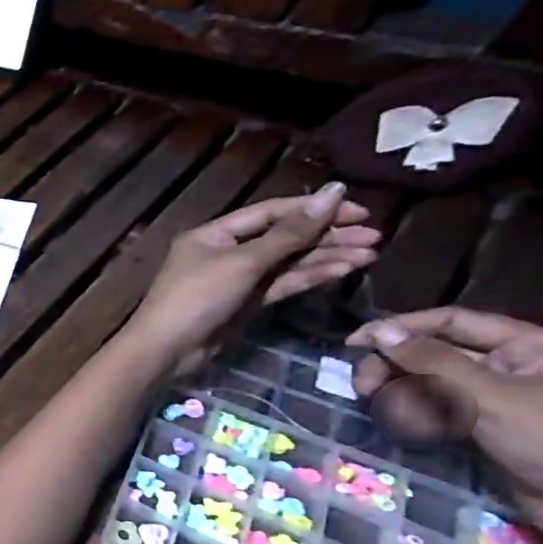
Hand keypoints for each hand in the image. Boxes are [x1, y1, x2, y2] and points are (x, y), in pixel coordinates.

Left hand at [126, 182, 379, 353]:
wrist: (166, 351)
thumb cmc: (196, 298)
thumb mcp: (243, 262)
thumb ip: (289, 233)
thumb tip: (333, 192)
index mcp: (215, 233)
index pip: (272, 212)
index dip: (314, 209)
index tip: (358, 209)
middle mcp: (225, 251)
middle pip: (283, 237)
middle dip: (327, 235)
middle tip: (375, 235)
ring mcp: (235, 279)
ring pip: (286, 262)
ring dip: (326, 257)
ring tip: (371, 254)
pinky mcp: (243, 304)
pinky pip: (281, 284)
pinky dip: (309, 277)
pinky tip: (343, 270)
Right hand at [346, 308, 542, 543]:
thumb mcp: (495, 396)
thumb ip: (434, 363)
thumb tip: (382, 330)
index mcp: (540, 347)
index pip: (459, 322)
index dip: (404, 327)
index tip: (355, 342)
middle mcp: (528, 370)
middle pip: (447, 356)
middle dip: (401, 367)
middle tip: (362, 387)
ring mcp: (516, 407)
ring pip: (446, 389)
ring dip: (408, 394)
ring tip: (380, 408)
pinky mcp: (503, 439)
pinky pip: (455, 417)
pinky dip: (426, 417)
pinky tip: (406, 425)